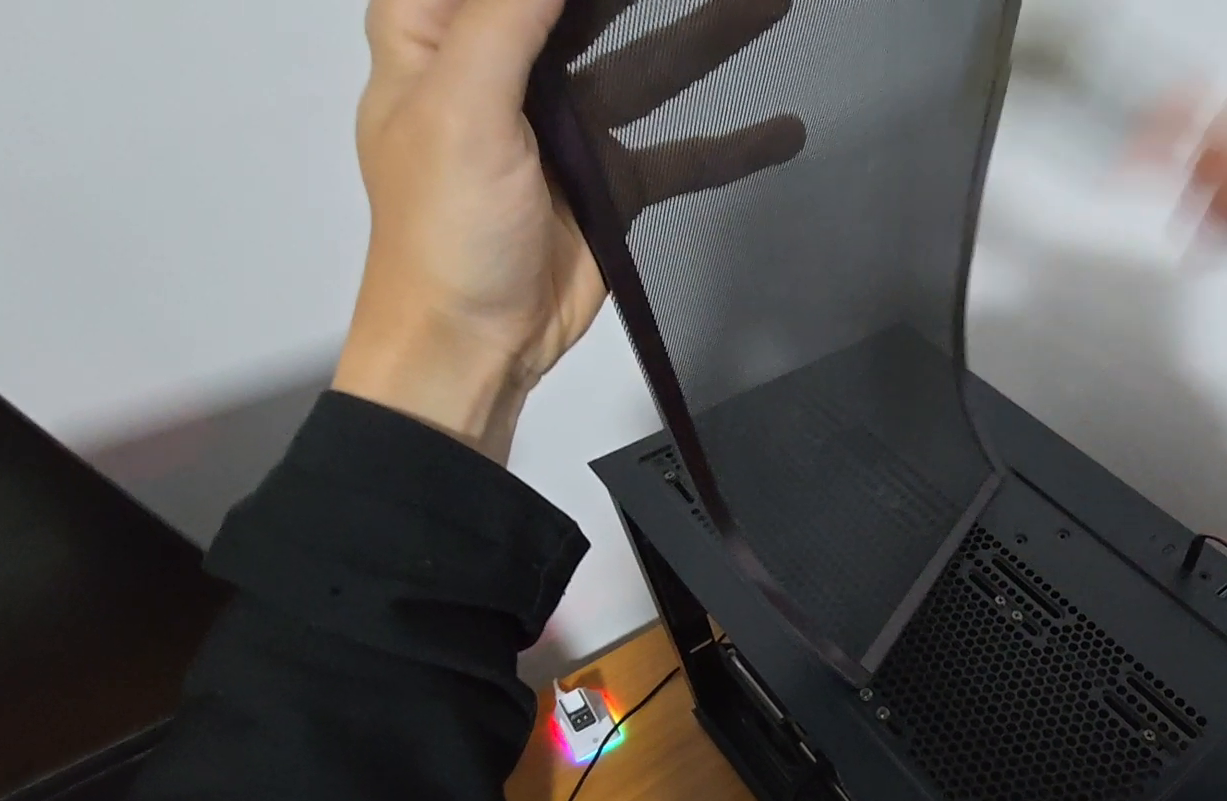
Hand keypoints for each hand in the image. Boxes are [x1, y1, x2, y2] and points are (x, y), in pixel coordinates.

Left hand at [337, 0, 802, 463]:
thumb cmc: (447, 223)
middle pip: (587, 7)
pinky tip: (784, 131)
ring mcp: (571, 127)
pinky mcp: (615, 183)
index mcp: (442, 29)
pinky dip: (732, 147)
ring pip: (650, 69)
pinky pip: (681, 155)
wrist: (478, 341)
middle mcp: (509, 64)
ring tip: (773, 9)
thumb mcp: (462, 107)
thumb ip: (508, 18)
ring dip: (712, 41)